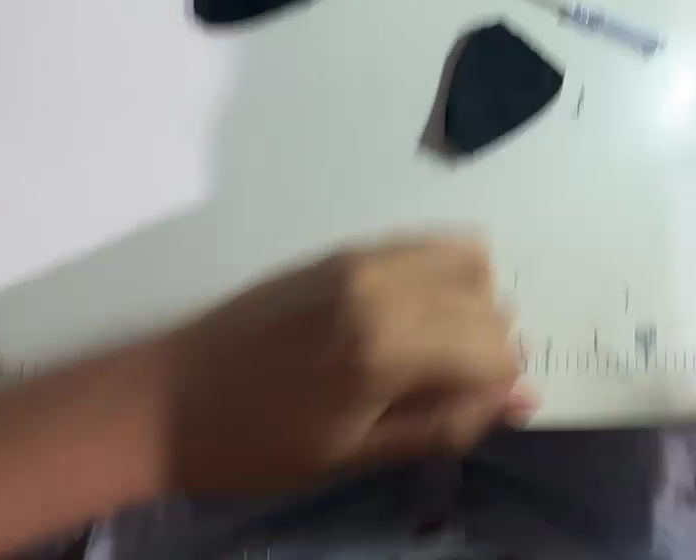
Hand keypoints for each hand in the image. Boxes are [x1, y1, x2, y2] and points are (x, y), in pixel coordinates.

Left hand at [137, 236, 530, 494]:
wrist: (171, 394)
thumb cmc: (262, 443)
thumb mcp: (358, 453)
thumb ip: (448, 422)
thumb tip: (524, 400)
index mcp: (387, 345)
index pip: (496, 347)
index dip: (499, 384)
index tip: (470, 407)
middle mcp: (388, 284)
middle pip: (491, 300)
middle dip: (490, 347)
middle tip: (448, 385)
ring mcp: (369, 255)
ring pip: (470, 258)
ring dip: (472, 303)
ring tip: (433, 346)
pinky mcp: (351, 245)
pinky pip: (430, 241)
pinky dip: (445, 272)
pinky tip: (413, 312)